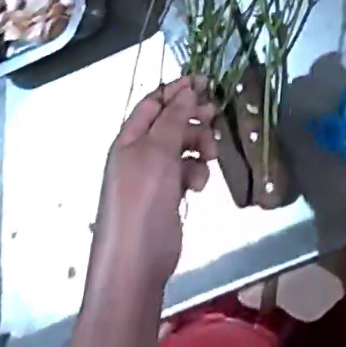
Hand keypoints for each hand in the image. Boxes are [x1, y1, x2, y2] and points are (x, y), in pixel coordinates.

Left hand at [74, 77, 217, 346]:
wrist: (135, 264)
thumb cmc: (142, 201)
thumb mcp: (158, 152)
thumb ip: (174, 117)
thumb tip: (188, 89)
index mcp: (129, 140)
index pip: (153, 102)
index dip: (178, 89)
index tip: (207, 82)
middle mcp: (140, 154)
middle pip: (171, 122)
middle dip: (194, 117)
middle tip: (216, 113)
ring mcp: (153, 176)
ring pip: (183, 145)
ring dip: (200, 145)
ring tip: (211, 155)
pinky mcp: (167, 195)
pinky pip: (187, 170)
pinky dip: (197, 172)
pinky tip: (199, 184)